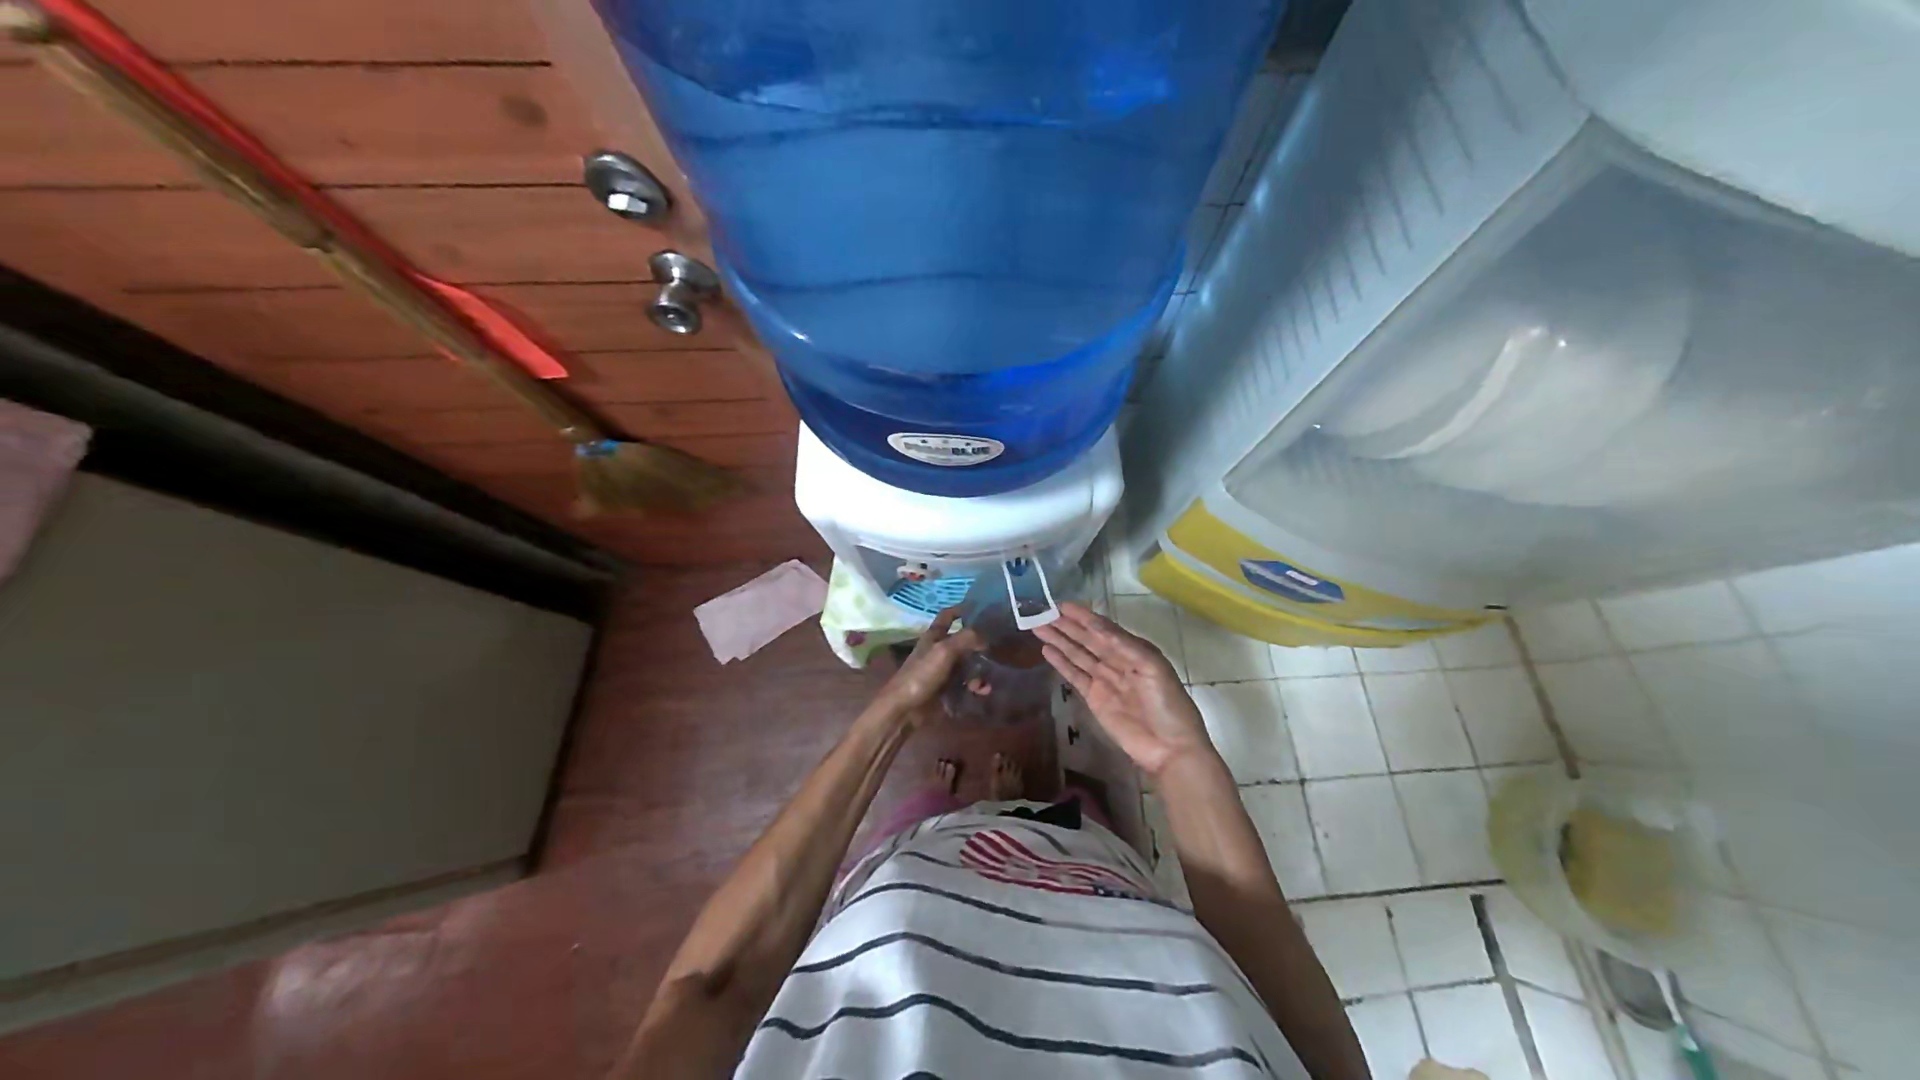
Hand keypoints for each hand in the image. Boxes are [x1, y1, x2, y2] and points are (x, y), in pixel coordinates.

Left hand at [872, 607, 983, 725]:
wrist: (905, 708)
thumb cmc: (921, 674)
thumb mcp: (944, 651)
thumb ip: (966, 638)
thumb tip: (986, 636)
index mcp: (933, 637)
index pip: (947, 616)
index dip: (960, 609)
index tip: (979, 607)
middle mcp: (938, 651)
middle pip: (962, 642)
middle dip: (979, 646)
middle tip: (997, 649)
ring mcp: (942, 671)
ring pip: (967, 665)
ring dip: (979, 671)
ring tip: (985, 682)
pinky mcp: (946, 690)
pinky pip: (966, 684)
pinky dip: (975, 687)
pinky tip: (982, 692)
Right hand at [1034, 603, 1214, 777]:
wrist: (1170, 748)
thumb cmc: (1168, 705)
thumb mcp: (1151, 667)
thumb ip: (1122, 644)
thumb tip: (1093, 625)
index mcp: (1135, 650)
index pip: (1104, 628)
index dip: (1083, 616)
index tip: (1062, 605)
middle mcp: (1118, 661)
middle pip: (1087, 639)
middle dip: (1066, 626)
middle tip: (1042, 612)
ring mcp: (1105, 680)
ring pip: (1078, 654)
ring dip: (1060, 640)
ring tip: (1038, 627)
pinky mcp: (1095, 698)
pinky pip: (1075, 676)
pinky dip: (1061, 663)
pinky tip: (1047, 651)